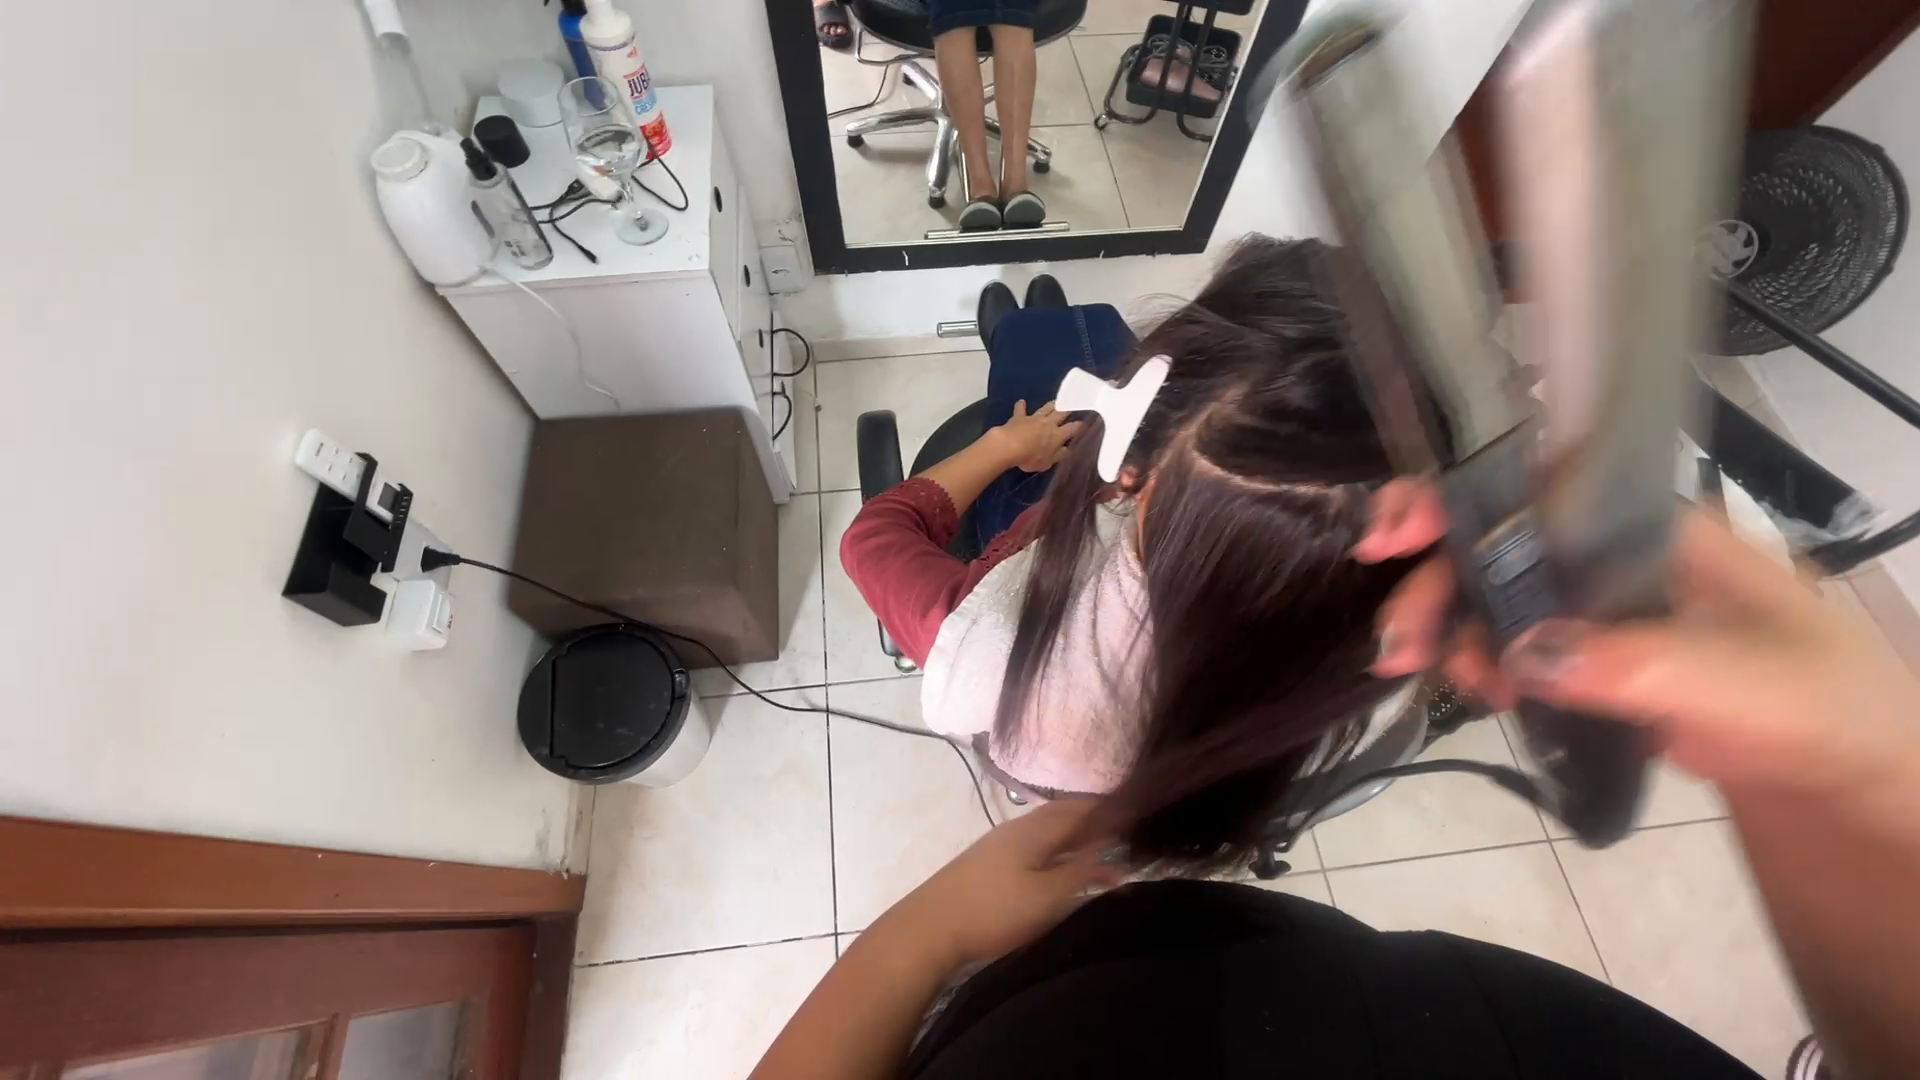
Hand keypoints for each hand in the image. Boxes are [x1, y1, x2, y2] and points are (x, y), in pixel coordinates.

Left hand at [881, 800, 1122, 971]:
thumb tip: (1116, 856)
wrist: (929, 927)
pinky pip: (1033, 841)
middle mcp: (1017, 827)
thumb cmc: (993, 911)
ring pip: (1045, 827)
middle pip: (1060, 813)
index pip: (1079, 809)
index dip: (1108, 810)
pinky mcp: (989, 861)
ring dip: (1073, 832)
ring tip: (1097, 845)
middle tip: (1121, 828)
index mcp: (1034, 829)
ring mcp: (999, 842)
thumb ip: (1082, 874)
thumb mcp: (1046, 898)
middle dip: (1091, 817)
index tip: (1135, 814)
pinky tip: (1058, 862)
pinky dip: (1055, 844)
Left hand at [992, 400, 1083, 472]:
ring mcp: (1034, 418)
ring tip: (1057, 401)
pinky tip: (1021, 401)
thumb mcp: (1047, 462)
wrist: (1009, 445)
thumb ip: (1058, 455)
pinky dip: (1021, 405)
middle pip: (1061, 413)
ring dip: (1052, 404)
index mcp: (1058, 435)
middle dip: (1068, 409)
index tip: (1084, 422)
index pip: (1072, 428)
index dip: (1079, 425)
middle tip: (1073, 404)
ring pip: (1046, 408)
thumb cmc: (1030, 457)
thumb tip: (1068, 450)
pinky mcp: (1019, 417)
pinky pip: (1021, 409)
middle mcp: (1048, 423)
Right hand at [1357, 479, 1919, 798]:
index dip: (1448, 500)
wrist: (1837, 776)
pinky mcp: (1560, 649)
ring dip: (1439, 635)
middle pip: (1477, 546)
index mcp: (1639, 524)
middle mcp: (1592, 551)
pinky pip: (1489, 643)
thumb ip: (1646, 663)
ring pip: (1472, 596)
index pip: (1525, 488)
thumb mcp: (1752, 682)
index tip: (1389, 538)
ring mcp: (1572, 601)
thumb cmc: (1821, 706)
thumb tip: (1526, 655)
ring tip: (1452, 685)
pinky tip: (1483, 695)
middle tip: (1395, 647)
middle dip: (1425, 591)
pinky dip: (1468, 665)